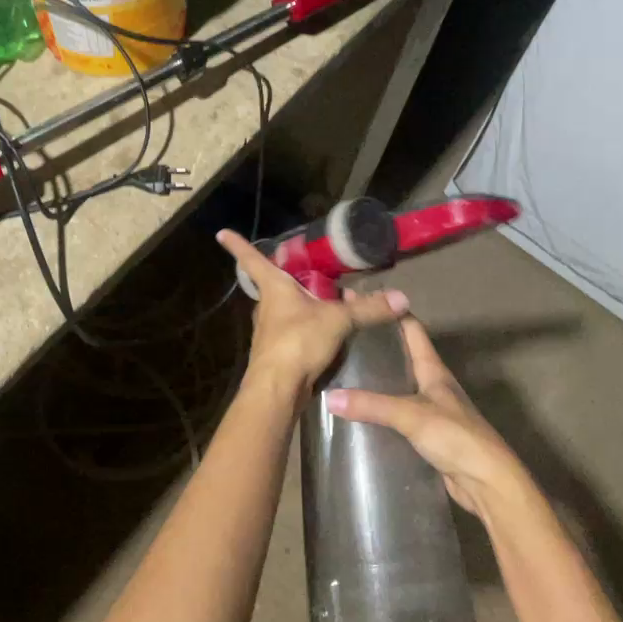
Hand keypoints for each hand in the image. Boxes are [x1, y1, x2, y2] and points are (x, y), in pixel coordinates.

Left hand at [217, 229, 408, 392]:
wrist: (278, 389)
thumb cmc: (298, 342)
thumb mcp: (337, 320)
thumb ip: (368, 309)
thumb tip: (401, 298)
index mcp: (273, 287)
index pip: (251, 259)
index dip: (237, 245)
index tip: (221, 232)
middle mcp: (267, 305)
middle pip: (273, 283)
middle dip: (286, 274)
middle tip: (303, 264)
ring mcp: (270, 330)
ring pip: (285, 308)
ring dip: (300, 301)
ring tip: (325, 295)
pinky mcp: (279, 351)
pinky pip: (295, 330)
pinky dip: (308, 325)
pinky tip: (326, 329)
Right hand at [325, 317, 526, 516]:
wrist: (487, 483)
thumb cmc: (456, 437)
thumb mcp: (411, 415)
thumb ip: (371, 405)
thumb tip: (330, 398)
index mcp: (433, 369)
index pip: (411, 328)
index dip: (389, 311)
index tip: (360, 298)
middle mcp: (432, 384)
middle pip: (401, 354)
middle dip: (374, 342)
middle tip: (340, 333)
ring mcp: (430, 409)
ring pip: (397, 383)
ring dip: (375, 375)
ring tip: (341, 368)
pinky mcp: (425, 434)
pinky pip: (396, 412)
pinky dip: (378, 406)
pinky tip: (357, 410)